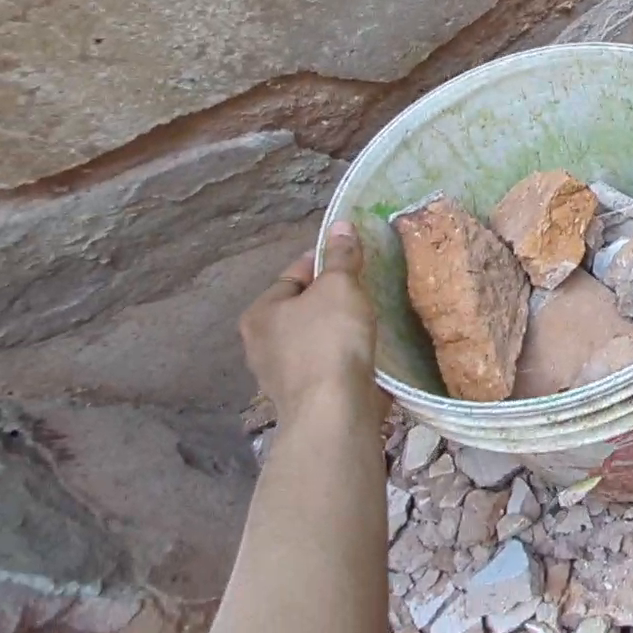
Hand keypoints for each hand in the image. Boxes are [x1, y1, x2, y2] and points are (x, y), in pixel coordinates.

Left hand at [239, 222, 384, 424]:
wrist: (333, 407)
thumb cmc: (330, 339)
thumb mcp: (340, 286)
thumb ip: (341, 256)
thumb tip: (341, 224)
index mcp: (260, 312)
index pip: (295, 273)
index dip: (326, 259)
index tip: (357, 256)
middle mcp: (260, 341)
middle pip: (303, 304)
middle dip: (333, 294)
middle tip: (368, 284)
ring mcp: (280, 370)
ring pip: (315, 332)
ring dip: (339, 323)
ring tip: (372, 314)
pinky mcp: (304, 391)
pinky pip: (326, 357)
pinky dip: (343, 348)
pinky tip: (366, 345)